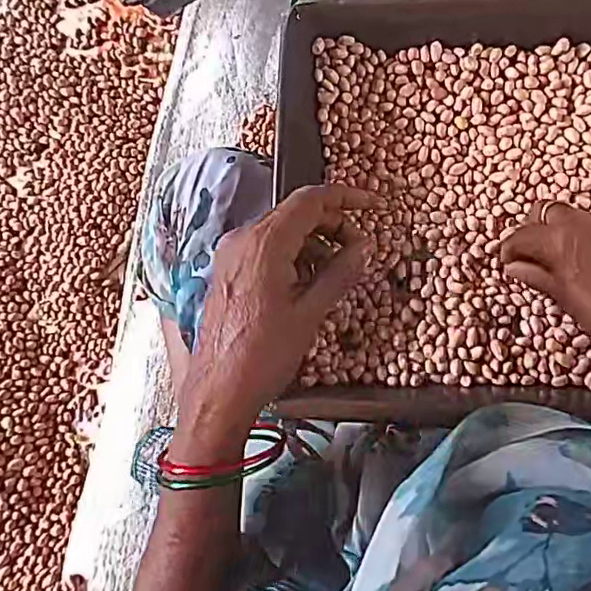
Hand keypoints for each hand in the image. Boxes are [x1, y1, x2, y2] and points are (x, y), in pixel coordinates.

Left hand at [175, 184, 377, 437]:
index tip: (372, 206)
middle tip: (357, 249)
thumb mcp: (310, 313)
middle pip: (294, 213)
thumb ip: (339, 272)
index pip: (310, 200)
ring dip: (312, 243)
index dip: (346, 198)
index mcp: (264, 244)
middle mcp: (241, 240)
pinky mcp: (225, 271)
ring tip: (334, 273)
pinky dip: (290, 256)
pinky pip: (263, 249)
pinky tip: (306, 283)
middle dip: (331, 225)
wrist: (218, 392)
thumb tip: (362, 247)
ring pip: (279, 231)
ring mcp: (229, 255)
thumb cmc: (263, 357)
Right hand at [498, 202, 590, 350]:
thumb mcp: (564, 297)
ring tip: (556, 256)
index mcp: (559, 241)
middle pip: (543, 211)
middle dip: (532, 229)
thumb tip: (514, 267)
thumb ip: (537, 276)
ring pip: (569, 214)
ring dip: (556, 229)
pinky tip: (584, 256)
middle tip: (530, 253)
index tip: (508, 261)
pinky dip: (581, 233)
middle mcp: (580, 224)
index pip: (521, 235)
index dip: (510, 248)